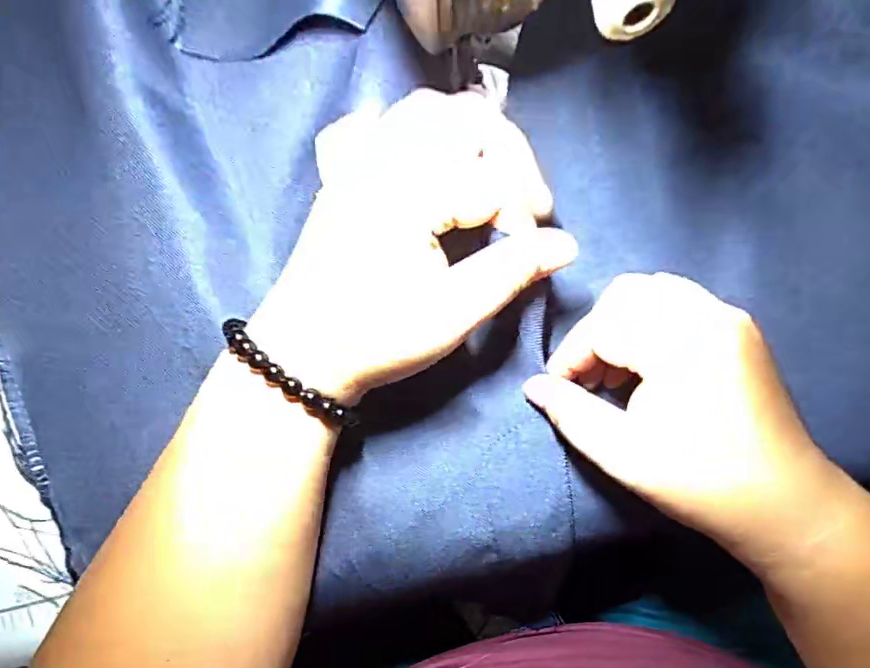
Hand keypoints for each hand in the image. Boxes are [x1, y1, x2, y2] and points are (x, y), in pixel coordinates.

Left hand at [241, 89, 578, 403]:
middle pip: (466, 120)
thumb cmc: (379, 339)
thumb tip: (565, 246)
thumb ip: (512, 271)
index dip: (526, 211)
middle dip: (509, 158)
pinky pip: (374, 125)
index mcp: (414, 190)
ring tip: (485, 183)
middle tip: (522, 208)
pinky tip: (419, 162)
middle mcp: (385, 158)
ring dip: (467, 138)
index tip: (534, 252)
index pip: (495, 175)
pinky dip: (406, 132)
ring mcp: (357, 161)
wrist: (305, 354)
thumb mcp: (454, 313)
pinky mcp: (341, 176)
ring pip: (424, 111)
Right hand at [522, 273, 845, 563]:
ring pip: (659, 293)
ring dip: (625, 325)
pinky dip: (655, 326)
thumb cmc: (698, 481)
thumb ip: (572, 414)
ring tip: (615, 377)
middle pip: (630, 293)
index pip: (605, 323)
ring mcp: (732, 319)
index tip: (560, 390)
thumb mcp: (623, 453)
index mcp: (680, 340)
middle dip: (596, 332)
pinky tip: (651, 372)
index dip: (572, 355)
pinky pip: (686, 306)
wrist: (779, 501)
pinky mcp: (744, 333)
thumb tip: (534, 387)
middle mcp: (709, 314)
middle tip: (586, 380)